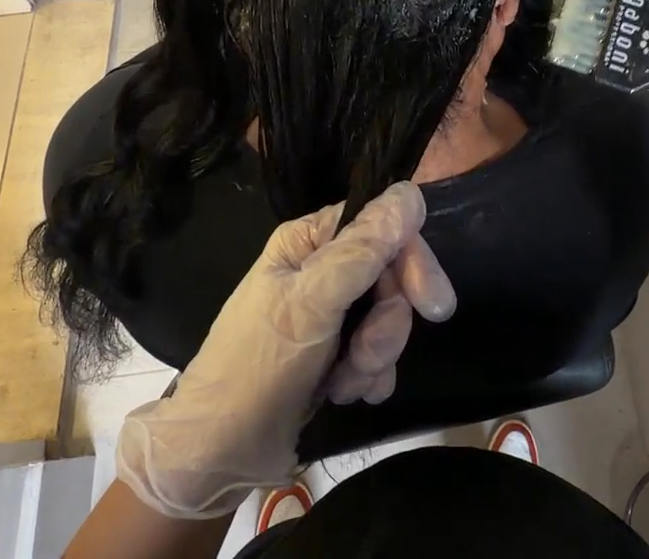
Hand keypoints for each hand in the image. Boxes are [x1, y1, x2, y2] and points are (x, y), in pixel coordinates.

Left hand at [115, 182, 454, 518]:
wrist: (219, 453)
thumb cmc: (258, 368)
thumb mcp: (311, 304)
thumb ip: (362, 250)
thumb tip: (409, 194)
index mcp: (309, 242)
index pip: (381, 224)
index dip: (409, 259)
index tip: (429, 302)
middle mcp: (322, 269)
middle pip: (391, 275)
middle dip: (387, 322)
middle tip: (368, 356)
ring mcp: (330, 313)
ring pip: (388, 317)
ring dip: (376, 355)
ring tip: (346, 383)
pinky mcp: (335, 352)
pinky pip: (379, 351)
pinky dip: (370, 376)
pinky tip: (347, 394)